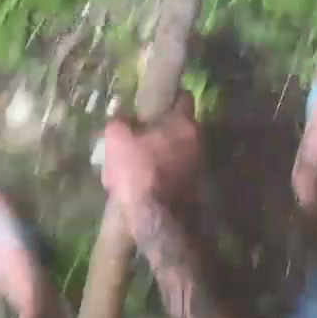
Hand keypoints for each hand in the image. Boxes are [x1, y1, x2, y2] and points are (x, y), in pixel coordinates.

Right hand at [101, 94, 202, 216]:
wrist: (155, 220)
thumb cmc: (139, 170)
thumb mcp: (117, 137)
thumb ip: (120, 119)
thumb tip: (124, 117)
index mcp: (184, 123)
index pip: (184, 98)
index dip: (169, 97)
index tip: (154, 101)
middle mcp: (198, 142)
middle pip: (179, 126)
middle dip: (162, 129)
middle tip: (140, 133)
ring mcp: (199, 167)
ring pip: (177, 150)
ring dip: (161, 152)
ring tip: (138, 161)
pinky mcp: (194, 189)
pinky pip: (176, 171)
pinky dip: (163, 172)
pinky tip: (144, 181)